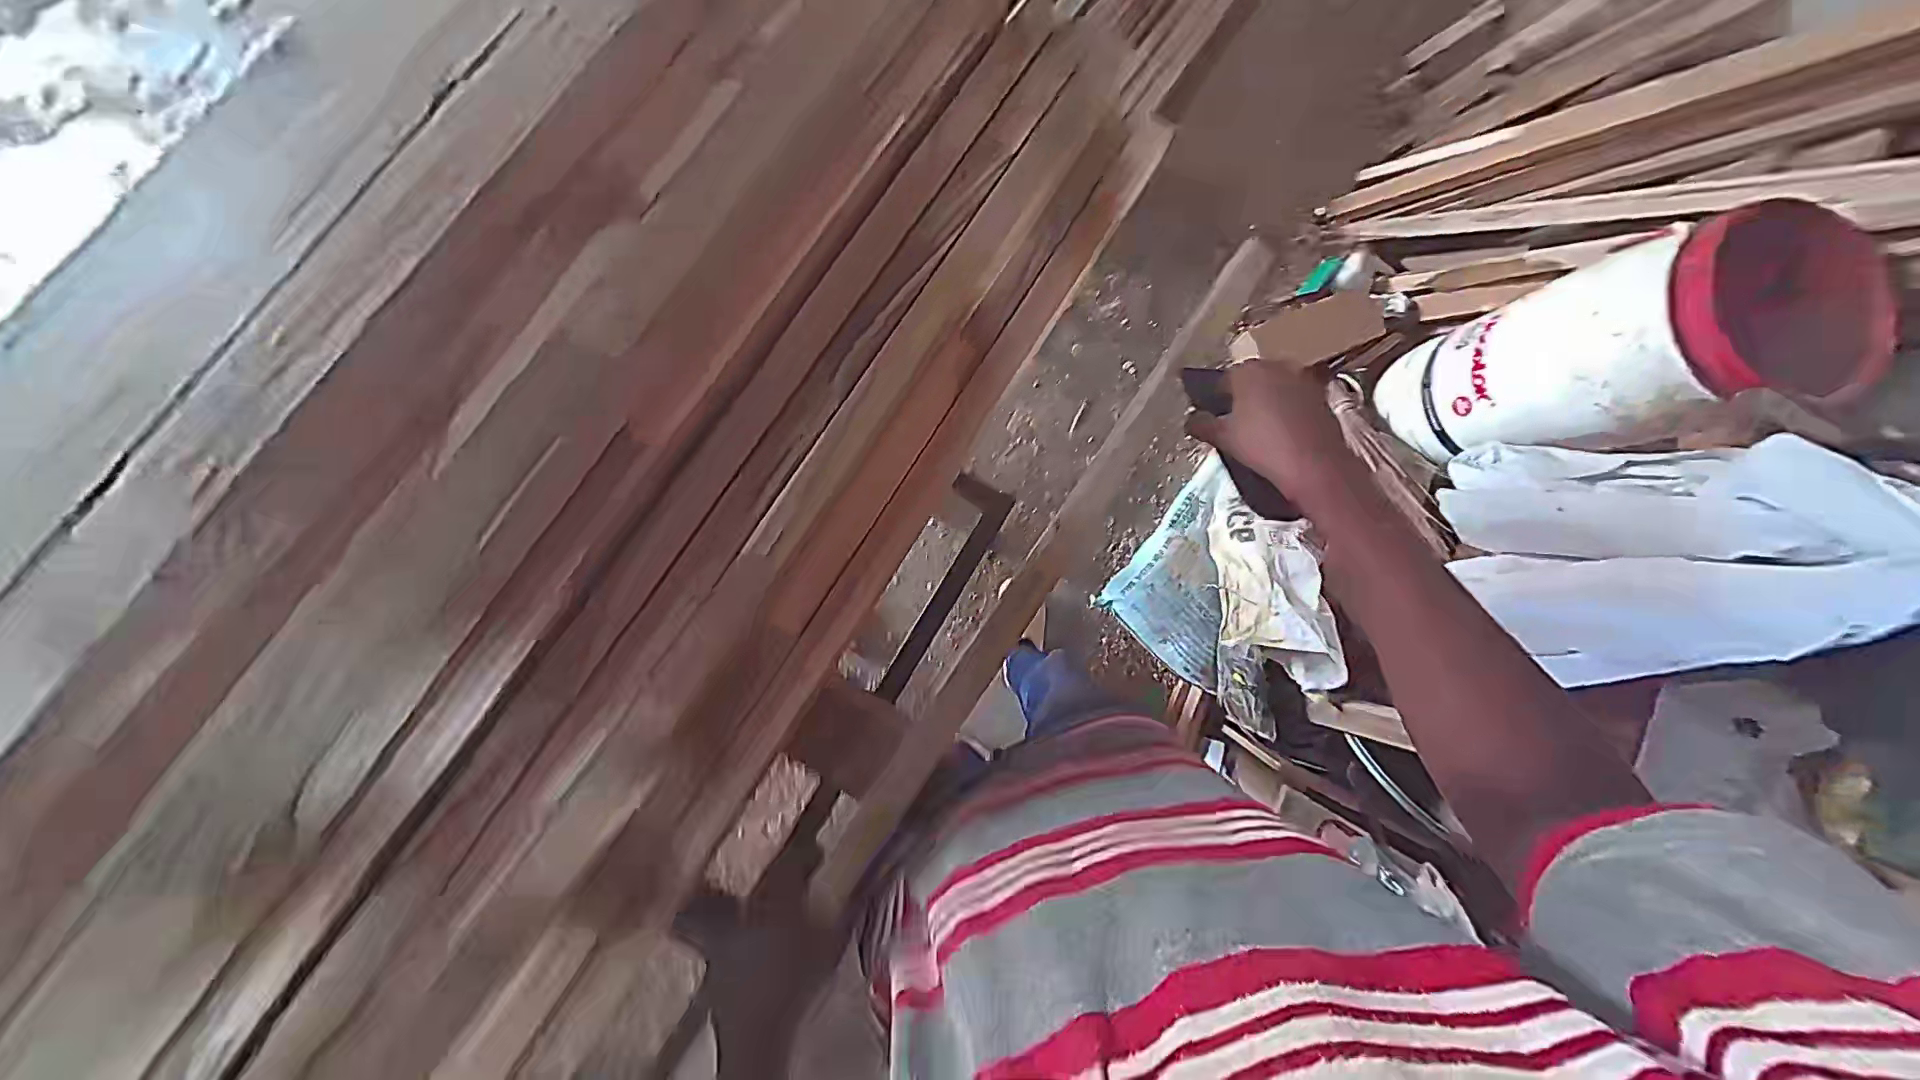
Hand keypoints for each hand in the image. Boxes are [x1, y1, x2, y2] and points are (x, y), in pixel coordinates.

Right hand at [1184, 362, 1362, 510]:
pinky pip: (1294, 397)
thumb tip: (1191, 420)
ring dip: (1265, 401)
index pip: (1221, 380)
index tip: (1211, 416)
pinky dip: (1286, 408)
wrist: (1314, 464)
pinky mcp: (1321, 394)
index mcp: (1247, 371)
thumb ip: (1201, 424)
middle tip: (1234, 423)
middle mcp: (1276, 366)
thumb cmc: (1262, 447)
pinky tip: (1282, 431)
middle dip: (1241, 397)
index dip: (1214, 399)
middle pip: (1251, 379)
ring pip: (1274, 386)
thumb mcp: (1222, 438)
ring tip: (1258, 428)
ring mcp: (1302, 378)